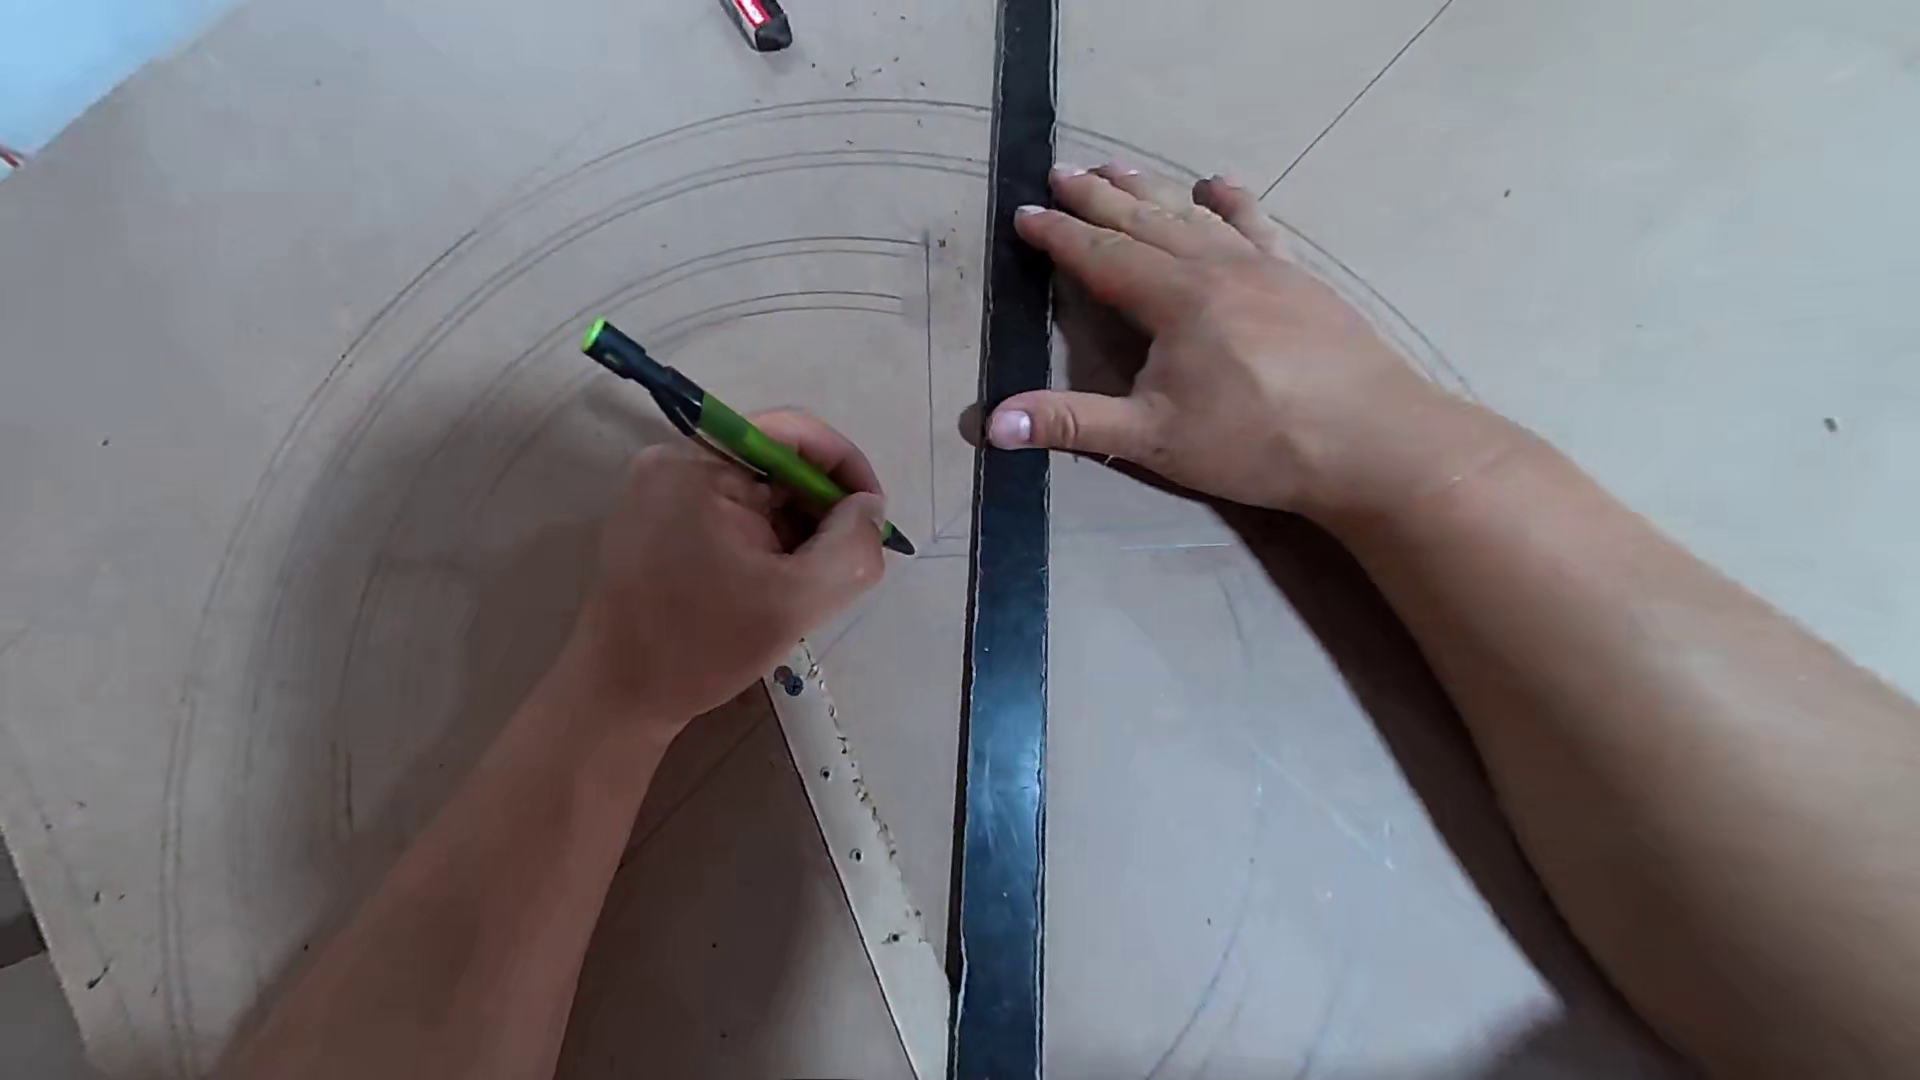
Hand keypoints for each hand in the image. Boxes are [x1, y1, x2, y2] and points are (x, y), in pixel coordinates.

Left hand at [561, 410, 890, 735]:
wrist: (620, 699)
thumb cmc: (701, 647)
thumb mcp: (795, 601)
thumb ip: (852, 549)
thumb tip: (871, 508)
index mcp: (699, 466)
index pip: (794, 434)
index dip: (847, 468)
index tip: (875, 517)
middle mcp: (679, 464)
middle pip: (781, 464)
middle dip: (826, 509)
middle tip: (850, 559)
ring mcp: (670, 493)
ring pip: (765, 493)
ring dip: (803, 530)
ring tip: (813, 582)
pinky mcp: (669, 522)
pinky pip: (743, 514)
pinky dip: (776, 542)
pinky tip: (782, 583)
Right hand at [989, 165, 1515, 521]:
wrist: (1374, 444)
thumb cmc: (1255, 443)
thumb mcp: (1152, 439)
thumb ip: (1072, 423)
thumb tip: (993, 423)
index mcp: (1177, 300)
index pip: (1103, 258)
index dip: (1059, 237)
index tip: (1024, 214)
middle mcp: (1217, 268)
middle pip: (1145, 222)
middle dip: (1097, 199)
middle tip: (1061, 171)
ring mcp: (1265, 268)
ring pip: (1194, 216)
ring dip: (1152, 191)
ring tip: (1118, 167)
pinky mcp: (1300, 280)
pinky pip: (1257, 226)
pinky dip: (1232, 202)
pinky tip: (1220, 183)